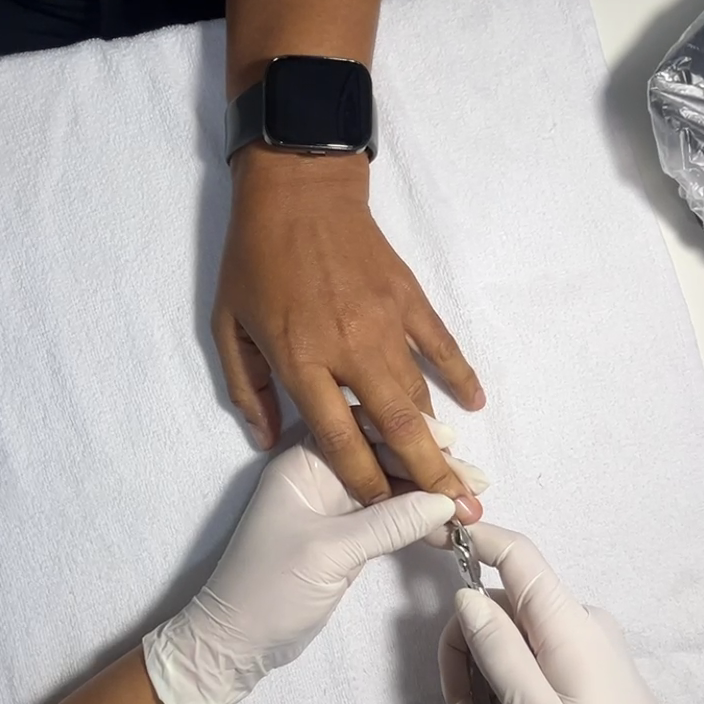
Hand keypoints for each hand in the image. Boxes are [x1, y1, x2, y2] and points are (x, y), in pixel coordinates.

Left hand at [144, 440, 456, 703]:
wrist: (238, 641)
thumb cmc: (270, 586)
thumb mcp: (330, 551)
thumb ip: (389, 521)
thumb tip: (446, 499)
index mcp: (305, 462)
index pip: (363, 430)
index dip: (409, 434)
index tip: (453, 444)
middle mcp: (321, 475)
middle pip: (384, 458)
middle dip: (430, 470)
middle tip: (478, 484)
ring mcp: (335, 506)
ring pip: (393, 488)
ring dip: (431, 497)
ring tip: (475, 506)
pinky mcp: (346, 535)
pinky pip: (390, 517)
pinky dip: (419, 521)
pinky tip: (449, 526)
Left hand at [211, 148, 483, 522]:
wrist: (298, 190)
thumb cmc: (255, 260)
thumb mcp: (228, 326)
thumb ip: (246, 389)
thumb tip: (268, 440)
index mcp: (300, 360)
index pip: (339, 438)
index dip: (366, 482)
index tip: (387, 513)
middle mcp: (349, 350)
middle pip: (396, 427)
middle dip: (427, 477)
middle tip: (454, 513)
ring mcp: (386, 323)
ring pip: (420, 395)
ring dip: (441, 439)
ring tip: (462, 475)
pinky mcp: (409, 299)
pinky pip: (441, 346)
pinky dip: (460, 376)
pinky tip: (474, 403)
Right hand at [436, 524, 703, 703]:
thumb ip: (499, 651)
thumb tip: (463, 595)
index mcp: (569, 624)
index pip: (516, 556)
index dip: (473, 536)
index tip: (430, 535)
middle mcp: (574, 623)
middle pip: (497, 607)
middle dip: (465, 652)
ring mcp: (578, 647)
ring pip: (504, 639)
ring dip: (479, 681)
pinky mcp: (579, 670)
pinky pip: (524, 661)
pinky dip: (500, 690)